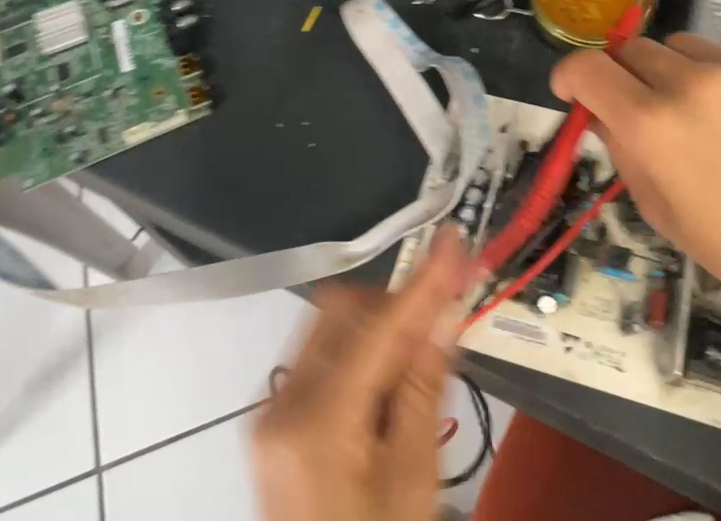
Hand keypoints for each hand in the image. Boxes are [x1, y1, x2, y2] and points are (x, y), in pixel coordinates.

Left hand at [254, 229, 468, 520]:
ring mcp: (268, 413)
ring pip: (326, 329)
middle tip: (443, 306)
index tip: (452, 243)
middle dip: (394, 300)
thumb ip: (423, 386)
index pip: (379, 330)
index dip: (422, 283)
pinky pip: (316, 359)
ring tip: (422, 343)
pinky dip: (356, 350)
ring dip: (376, 322)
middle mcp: (279, 406)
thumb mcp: (414, 477)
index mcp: (318, 425)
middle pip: (340, 314)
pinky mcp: (270, 421)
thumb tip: (444, 313)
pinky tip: (389, 372)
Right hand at [553, 36, 720, 432]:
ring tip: (708, 118)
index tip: (575, 93)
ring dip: (676, 74)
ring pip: (683, 47)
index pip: (586, 67)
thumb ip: (625, 153)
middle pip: (633, 50)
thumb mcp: (664, 216)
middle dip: (626, 79)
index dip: (570, 77)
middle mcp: (693, 81)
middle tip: (647, 116)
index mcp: (653, 125)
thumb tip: (607, 116)